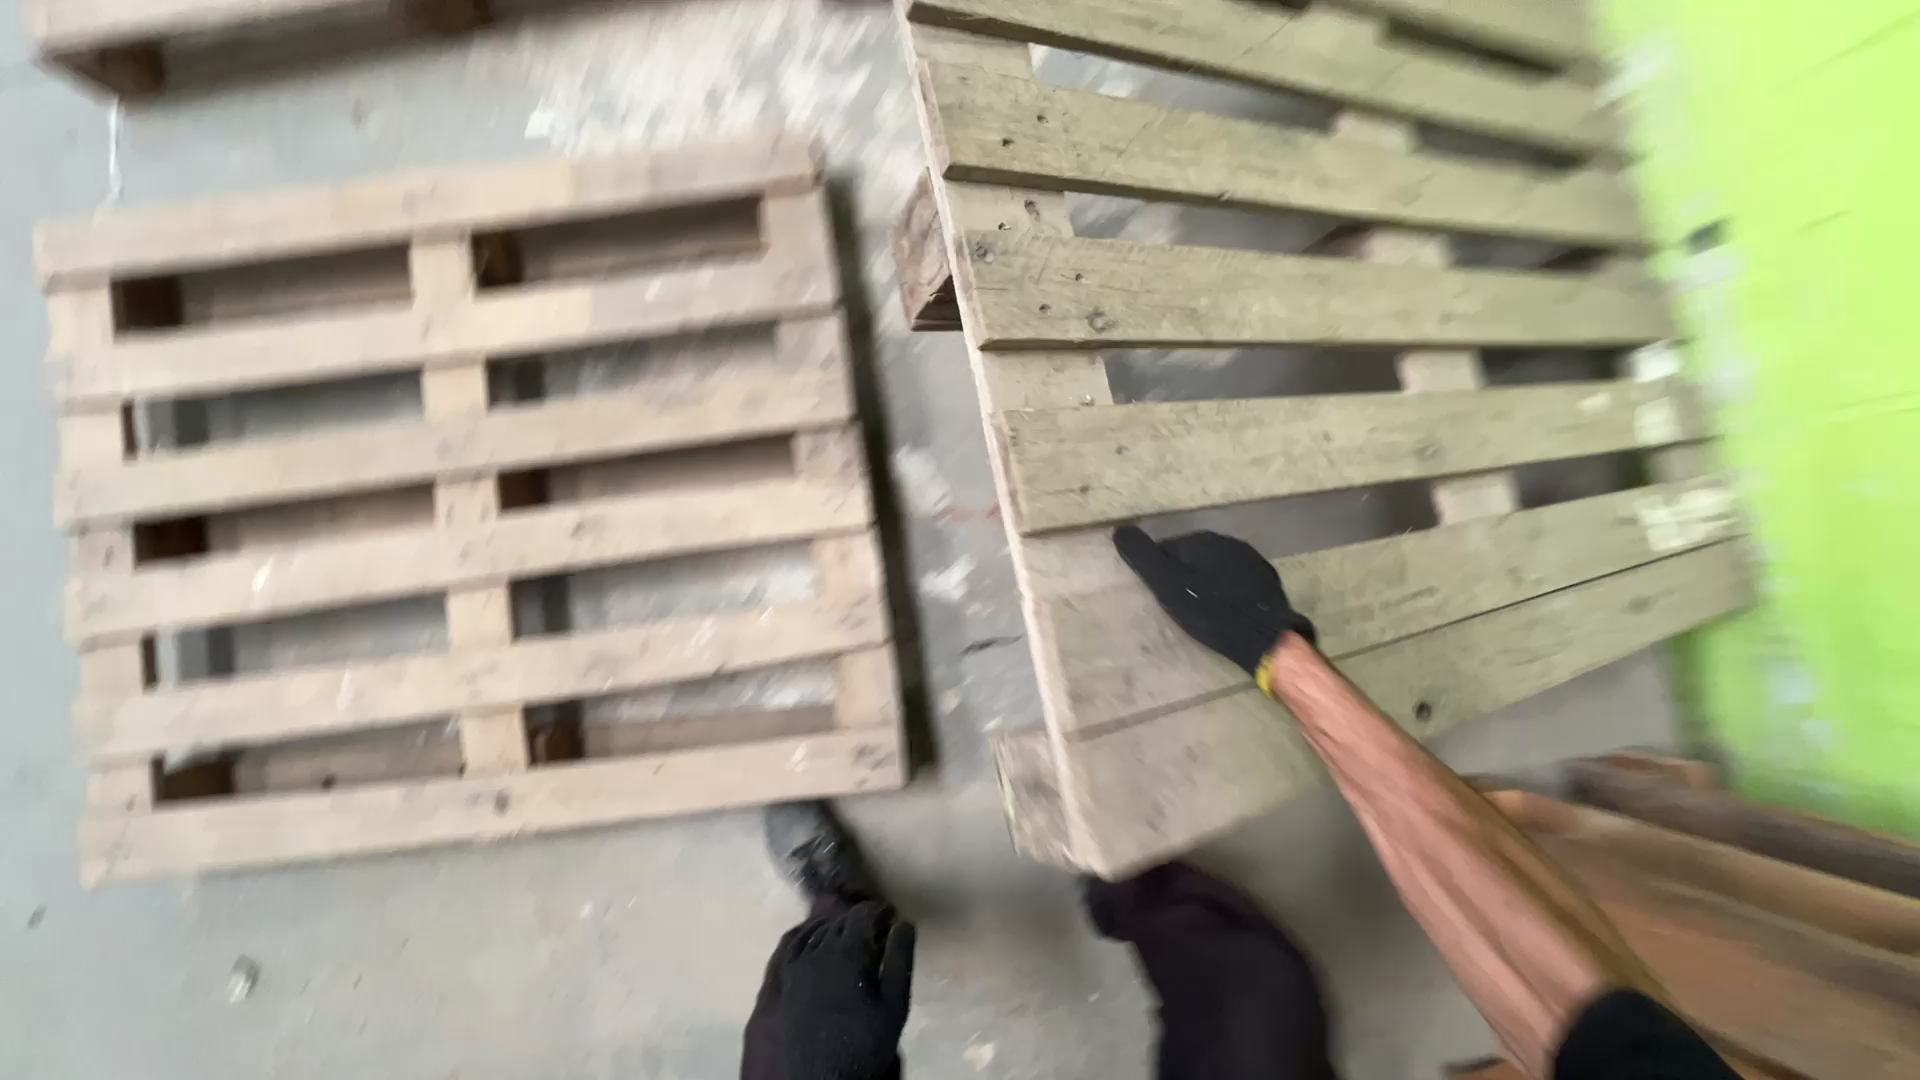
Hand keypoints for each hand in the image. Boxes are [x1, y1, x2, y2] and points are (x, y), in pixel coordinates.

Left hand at [778, 901, 916, 1079]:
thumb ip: (900, 959)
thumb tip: (905, 923)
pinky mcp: (786, 981)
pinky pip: (794, 944)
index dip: (878, 911)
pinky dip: (808, 934)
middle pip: (840, 920)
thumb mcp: (895, 1003)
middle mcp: (819, 951)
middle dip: (860, 919)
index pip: (862, 914)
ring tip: (853, 936)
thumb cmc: (865, 1042)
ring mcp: (798, 965)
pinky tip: (818, 940)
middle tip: (877, 930)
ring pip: (818, 930)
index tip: (891, 917)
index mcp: (847, 953)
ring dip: (837, 927)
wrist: (825, 1079)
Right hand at [1113, 525, 1315, 676]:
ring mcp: (1250, 558)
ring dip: (1205, 579)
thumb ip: (1143, 558)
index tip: (1160, 595)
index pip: (1166, 548)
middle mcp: (1226, 541)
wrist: (1263, 636)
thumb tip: (1120, 529)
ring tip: (1202, 607)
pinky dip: (1226, 588)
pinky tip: (1226, 608)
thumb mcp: (1167, 587)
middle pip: (1191, 555)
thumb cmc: (1210, 612)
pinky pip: (1235, 577)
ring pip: (1214, 565)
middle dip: (1183, 574)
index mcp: (1200, 540)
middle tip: (1179, 603)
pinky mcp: (1266, 577)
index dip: (1159, 572)